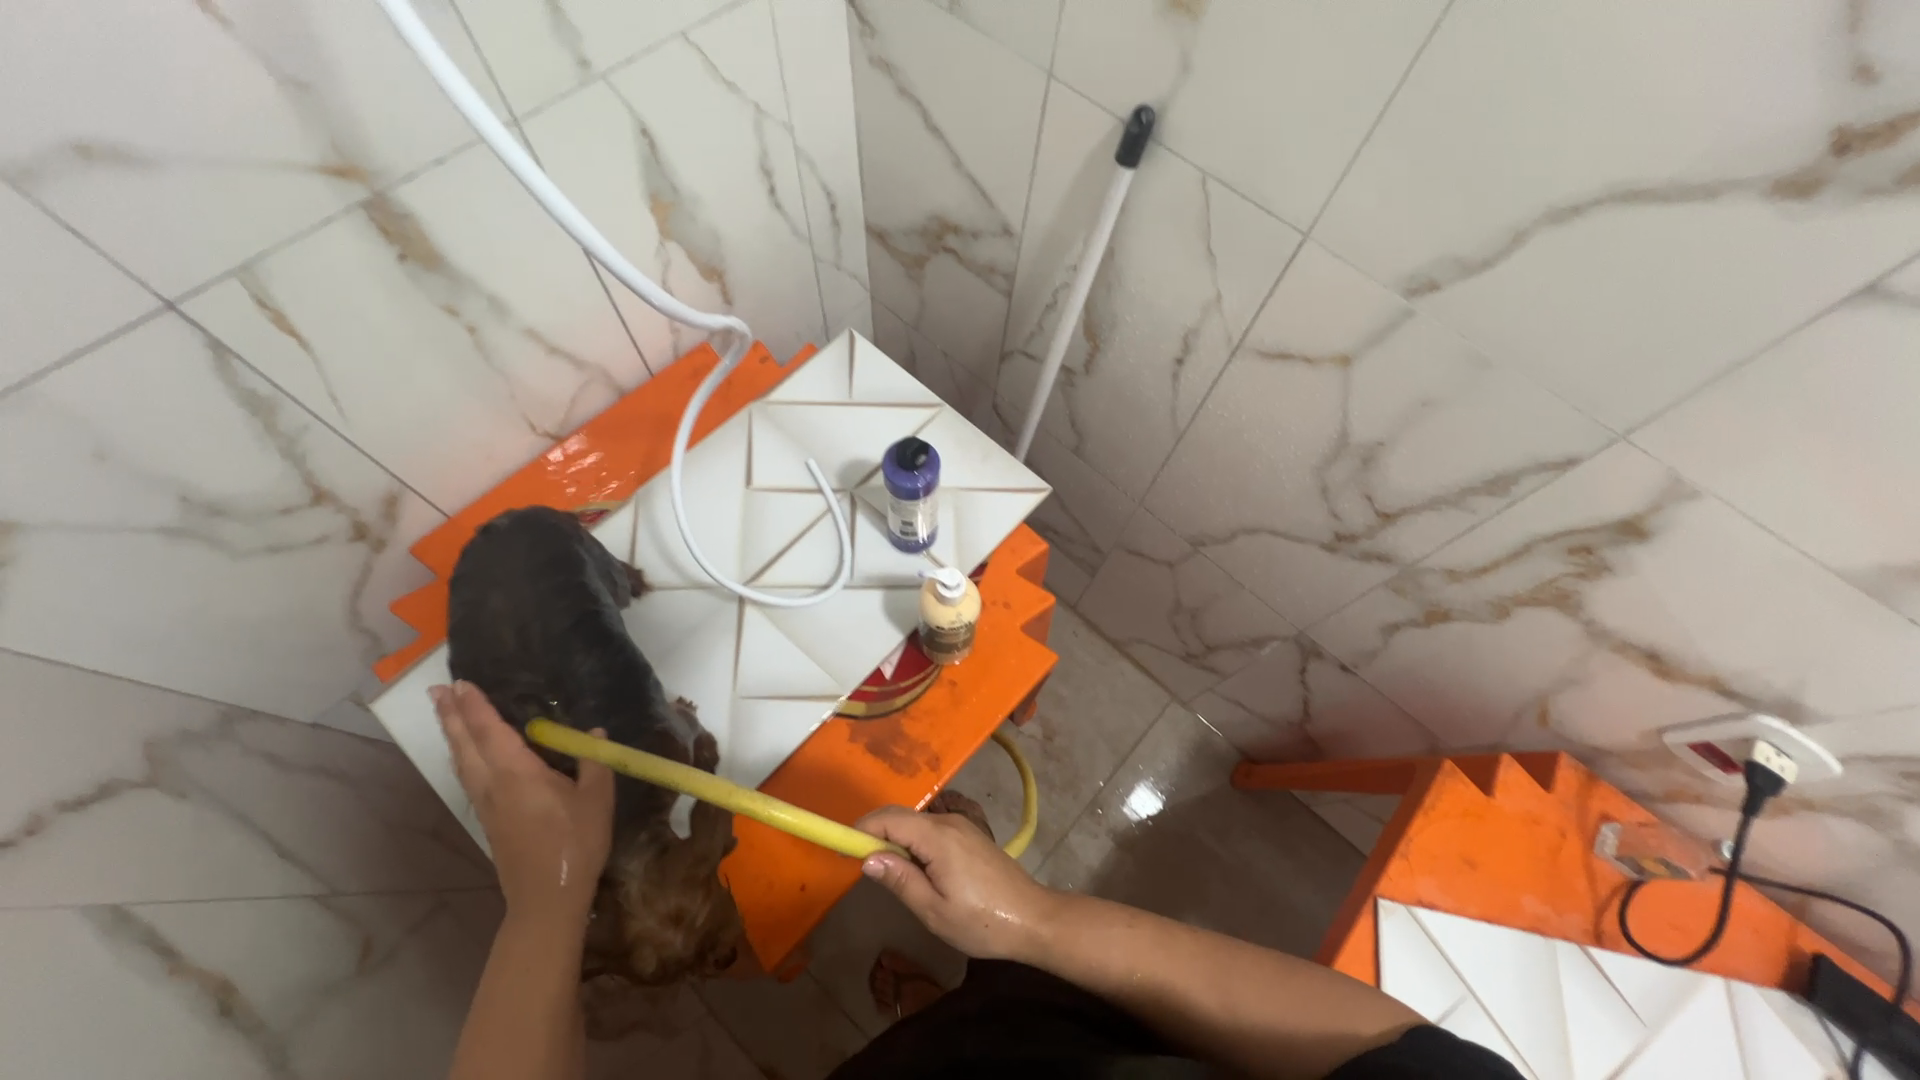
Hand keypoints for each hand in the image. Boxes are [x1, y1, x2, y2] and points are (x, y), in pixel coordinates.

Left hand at [433, 681, 613, 927]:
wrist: (547, 896)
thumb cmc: (576, 842)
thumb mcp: (597, 799)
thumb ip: (593, 762)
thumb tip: (593, 733)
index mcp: (517, 773)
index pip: (491, 731)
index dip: (476, 706)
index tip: (462, 683)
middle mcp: (493, 784)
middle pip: (466, 744)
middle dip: (452, 715)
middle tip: (438, 690)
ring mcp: (487, 804)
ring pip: (463, 761)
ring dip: (453, 734)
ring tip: (446, 713)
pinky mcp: (489, 819)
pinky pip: (468, 776)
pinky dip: (463, 755)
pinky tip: (468, 755)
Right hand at [855, 805, 1061, 961]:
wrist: (1033, 919)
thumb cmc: (981, 922)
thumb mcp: (934, 910)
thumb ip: (900, 880)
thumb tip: (867, 858)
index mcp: (938, 837)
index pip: (889, 819)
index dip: (860, 830)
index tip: (840, 850)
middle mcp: (949, 822)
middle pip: (901, 815)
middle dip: (874, 832)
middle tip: (856, 863)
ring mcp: (962, 827)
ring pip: (916, 822)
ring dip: (894, 838)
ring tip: (884, 871)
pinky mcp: (970, 836)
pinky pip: (931, 829)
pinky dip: (913, 841)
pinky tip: (913, 869)